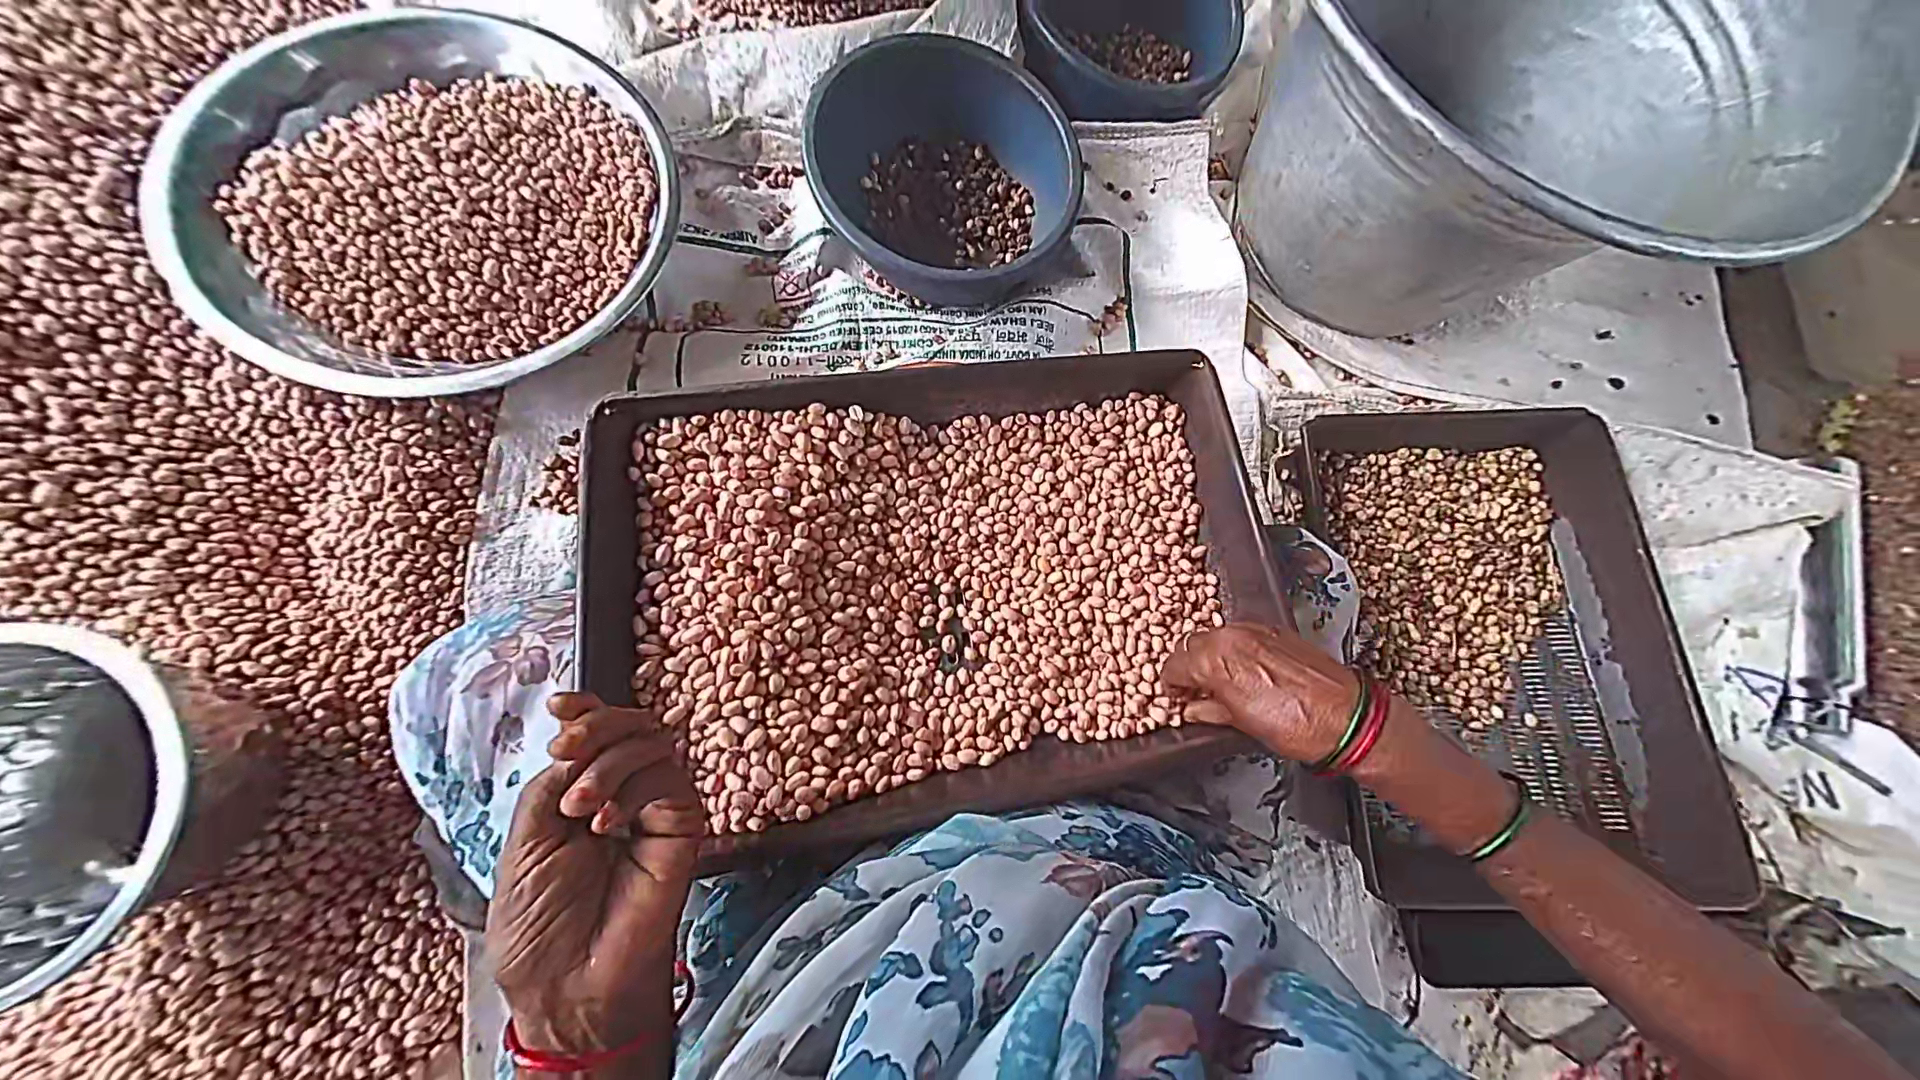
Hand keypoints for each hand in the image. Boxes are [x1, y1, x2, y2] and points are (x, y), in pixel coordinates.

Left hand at [486, 692, 703, 1054]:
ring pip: (650, 745)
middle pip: (631, 726)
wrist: (568, 981)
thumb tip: (582, 742)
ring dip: (609, 764)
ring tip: (580, 809)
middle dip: (599, 726)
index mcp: (589, 789)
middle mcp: (627, 788)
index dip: (588, 709)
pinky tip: (608, 824)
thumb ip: (554, 782)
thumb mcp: (526, 839)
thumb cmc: (540, 921)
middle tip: (568, 749)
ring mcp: (658, 803)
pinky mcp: (684, 821)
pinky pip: (667, 780)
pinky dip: (634, 791)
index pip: (600, 735)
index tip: (563, 706)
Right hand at [1161, 622, 1360, 764]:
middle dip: (1190, 667)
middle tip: (1197, 690)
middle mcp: (1230, 638)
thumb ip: (1209, 710)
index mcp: (1214, 661)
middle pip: (1190, 646)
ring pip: (1215, 636)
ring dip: (1212, 655)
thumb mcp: (1242, 724)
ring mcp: (1254, 631)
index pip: (1173, 665)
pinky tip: (1247, 671)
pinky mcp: (1274, 630)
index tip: (1177, 695)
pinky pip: (1241, 634)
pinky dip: (1236, 648)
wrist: (1349, 718)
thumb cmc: (1300, 725)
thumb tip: (1195, 709)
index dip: (1172, 684)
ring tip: (1224, 680)